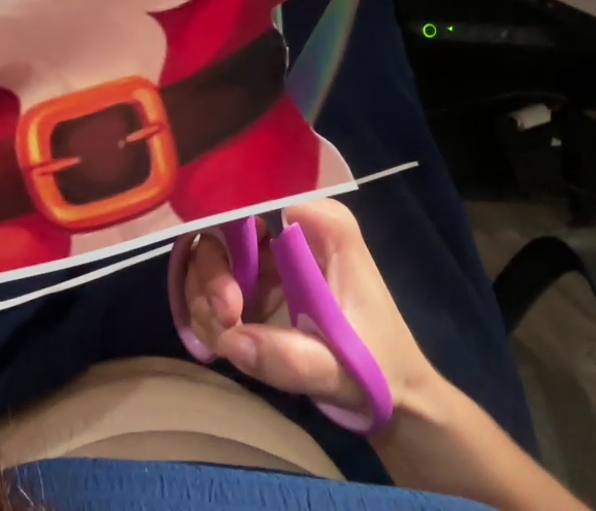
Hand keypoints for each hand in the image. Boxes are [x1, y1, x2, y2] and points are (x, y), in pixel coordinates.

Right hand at [179, 200, 440, 414]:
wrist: (392, 393)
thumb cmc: (378, 367)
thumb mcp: (342, 367)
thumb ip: (291, 357)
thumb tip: (233, 340)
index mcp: (320, 226)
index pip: (252, 200)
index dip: (225, 238)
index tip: (226, 297)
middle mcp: (289, 228)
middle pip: (221, 227)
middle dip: (211, 276)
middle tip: (226, 319)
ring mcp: (267, 254)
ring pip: (208, 254)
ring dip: (203, 298)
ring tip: (227, 338)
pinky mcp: (255, 279)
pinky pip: (210, 281)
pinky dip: (205, 312)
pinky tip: (224, 342)